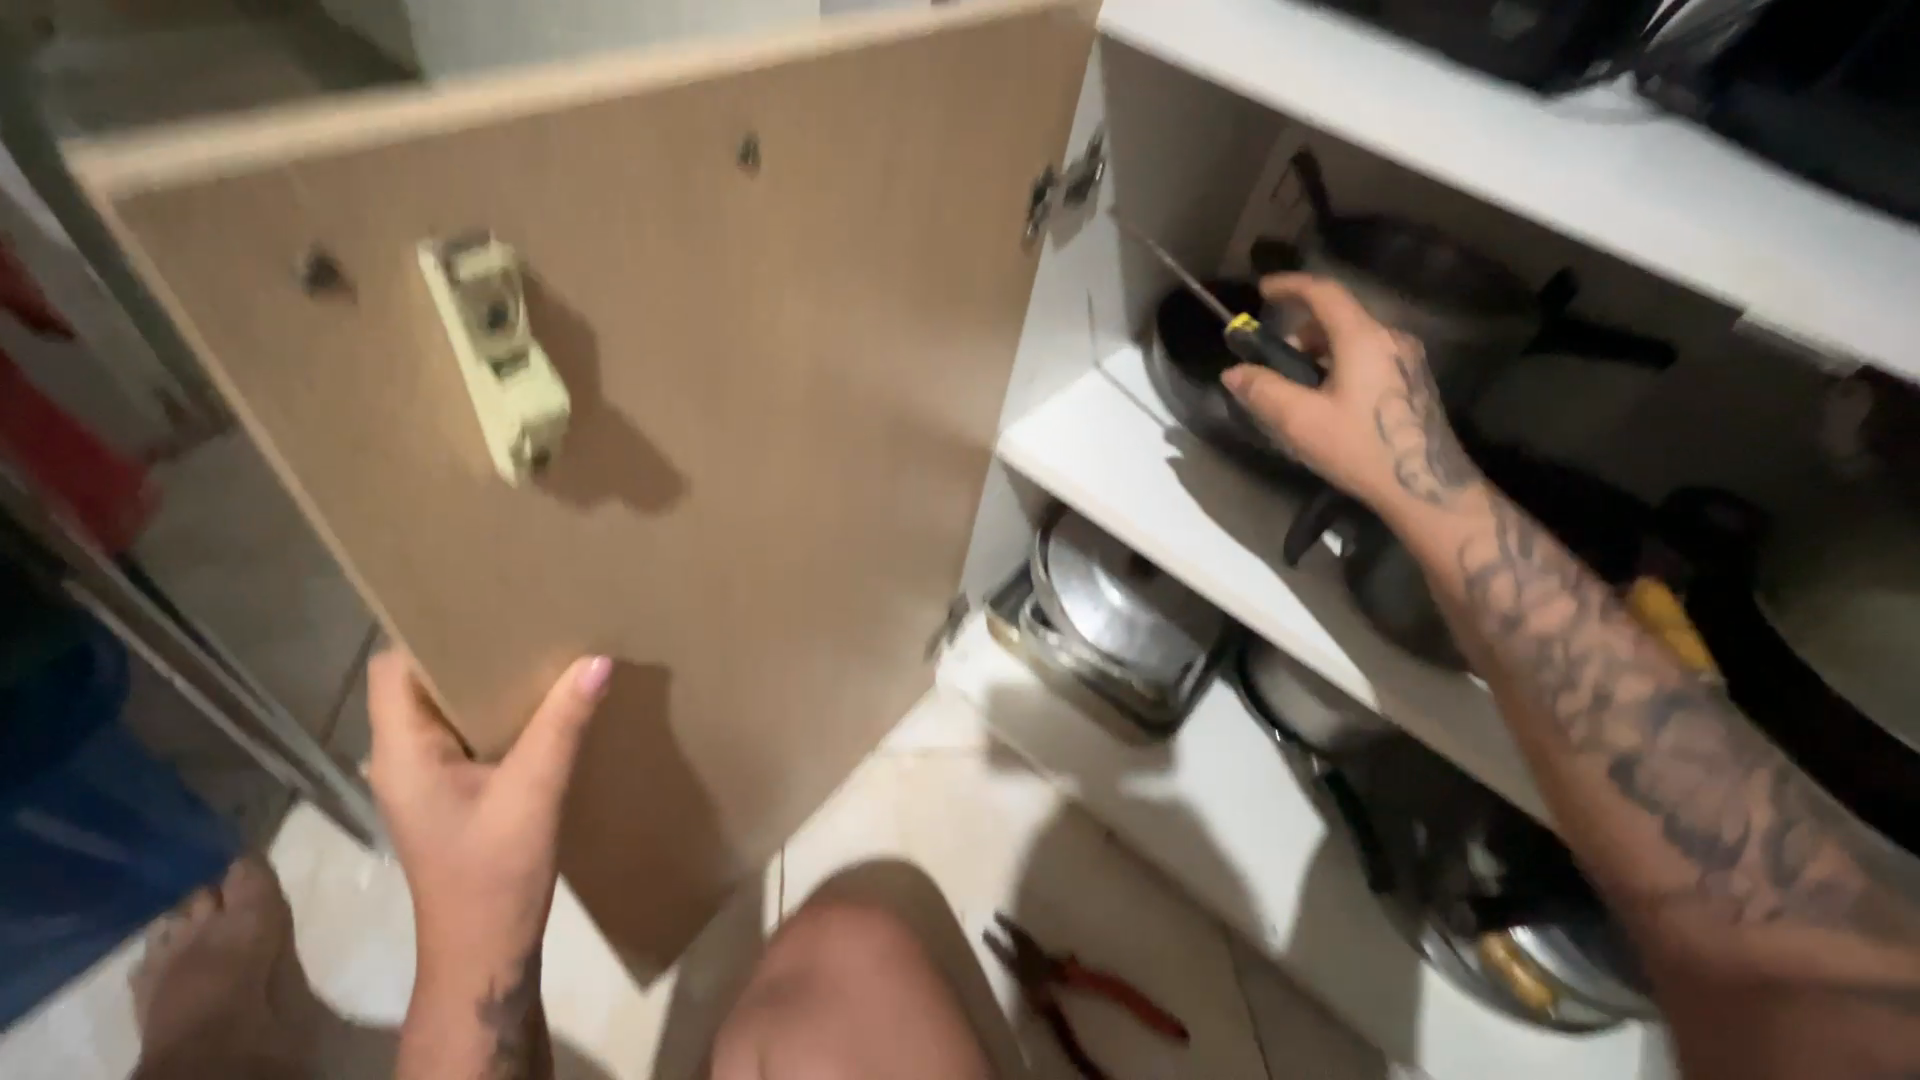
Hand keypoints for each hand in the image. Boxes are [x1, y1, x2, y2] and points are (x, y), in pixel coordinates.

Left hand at [366, 649, 609, 981]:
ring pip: (451, 707)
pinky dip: (502, 711)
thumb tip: (596, 660)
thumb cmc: (493, 875)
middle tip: (526, 616)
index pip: (394, 670)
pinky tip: (546, 701)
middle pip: (424, 682)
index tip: (483, 602)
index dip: (429, 632)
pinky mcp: (456, 790)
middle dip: (470, 649)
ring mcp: (429, 776)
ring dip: (489, 681)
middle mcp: (405, 757)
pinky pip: (472, 732)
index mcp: (403, 753)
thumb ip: (561, 727)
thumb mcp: (534, 796)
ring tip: (541, 648)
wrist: (485, 950)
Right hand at [1221, 274, 1483, 516]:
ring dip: (1319, 354)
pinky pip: (1368, 358)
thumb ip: (1263, 391)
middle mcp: (1391, 338)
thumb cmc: (1362, 449)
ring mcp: (1407, 360)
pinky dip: (1339, 367)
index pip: (1324, 293)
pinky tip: (1327, 404)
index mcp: (1364, 339)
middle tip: (1274, 365)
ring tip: (1298, 393)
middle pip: (1338, 318)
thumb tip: (1233, 373)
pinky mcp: (1412, 382)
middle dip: (1299, 333)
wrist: (1427, 488)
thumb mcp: (1301, 422)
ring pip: (1353, 340)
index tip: (1262, 292)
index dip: (1290, 286)